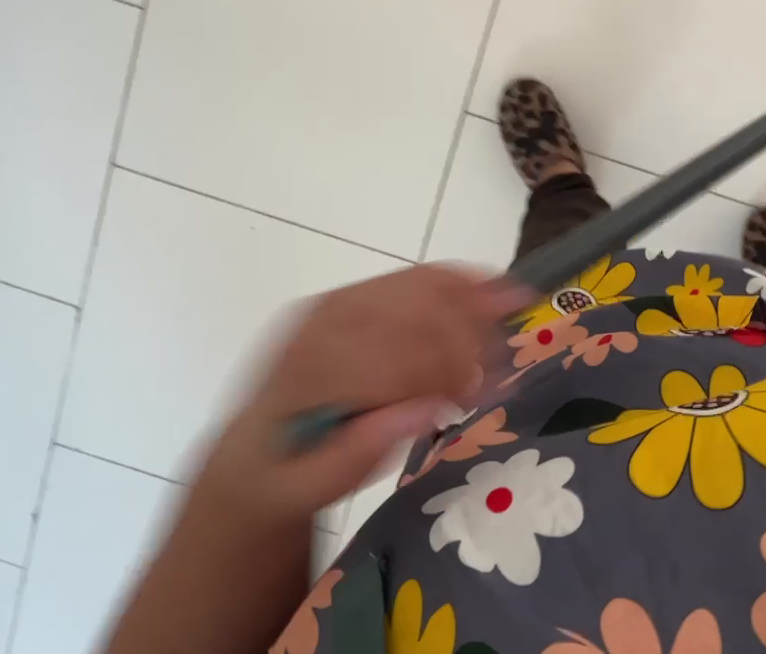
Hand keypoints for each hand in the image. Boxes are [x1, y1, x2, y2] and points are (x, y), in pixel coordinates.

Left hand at [184, 265, 524, 532]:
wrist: (251, 452)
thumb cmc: (288, 476)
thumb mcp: (310, 486)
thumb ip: (358, 452)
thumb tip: (425, 411)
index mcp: (304, 372)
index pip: (384, 357)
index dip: (441, 368)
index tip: (483, 390)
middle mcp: (317, 326)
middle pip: (403, 313)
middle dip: (462, 332)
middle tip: (504, 360)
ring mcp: (333, 305)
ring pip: (409, 287)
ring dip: (466, 295)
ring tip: (514, 304)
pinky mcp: (347, 298)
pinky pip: (406, 278)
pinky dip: (453, 279)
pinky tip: (488, 283)